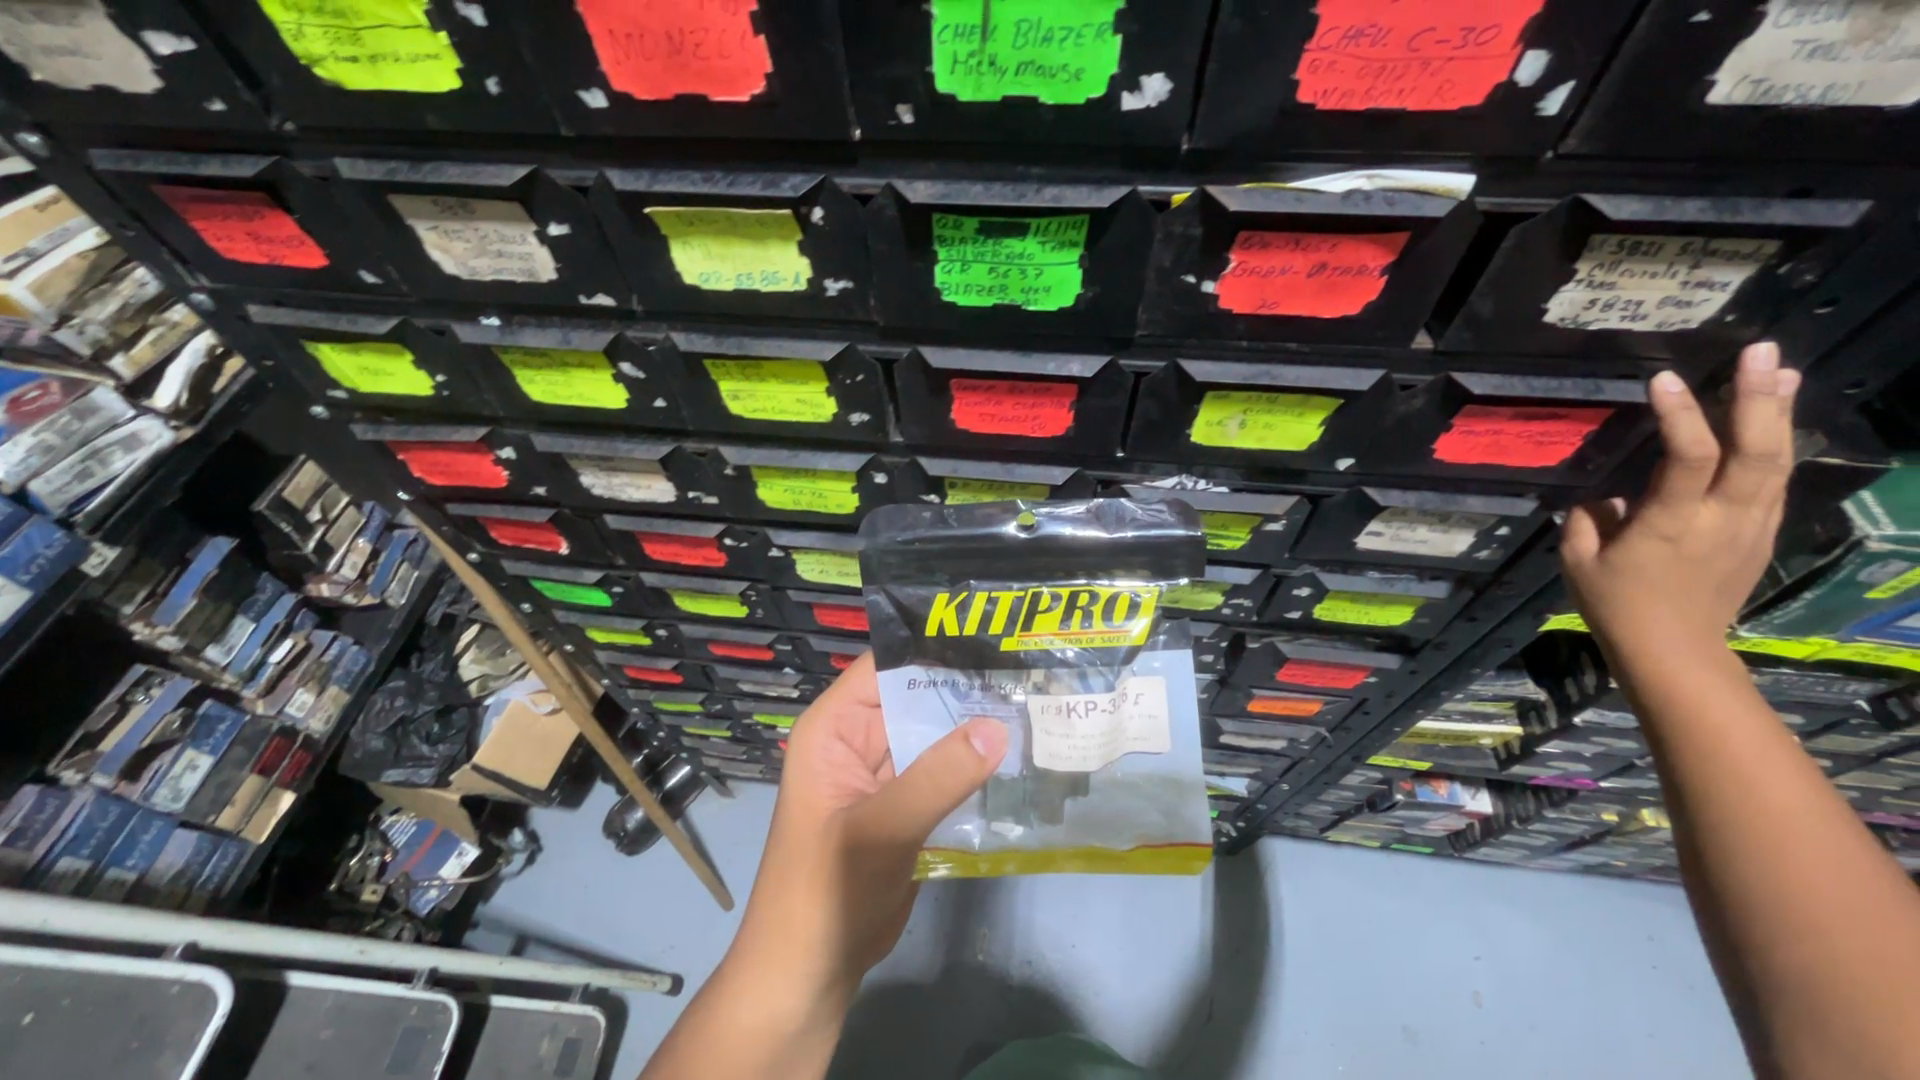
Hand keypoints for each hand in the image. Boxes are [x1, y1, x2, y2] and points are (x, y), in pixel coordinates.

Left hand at [732, 652, 1007, 1000]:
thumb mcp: (880, 828)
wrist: (810, 972)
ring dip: (976, 727)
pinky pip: (944, 774)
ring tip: (1037, 706)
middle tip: (1033, 673)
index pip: (887, 665)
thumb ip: (937, 777)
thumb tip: (999, 727)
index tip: (996, 639)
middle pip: (917, 697)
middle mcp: (859, 741)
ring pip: (935, 736)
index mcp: (835, 728)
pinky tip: (1020, 758)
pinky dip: (974, 768)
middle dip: (968, 688)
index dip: (936, 648)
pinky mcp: (906, 809)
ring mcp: (885, 776)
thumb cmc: (825, 891)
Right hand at [1562, 342, 1800, 652]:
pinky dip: (1777, 446)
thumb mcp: (1579, 562)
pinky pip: (1775, 481)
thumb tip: (1611, 497)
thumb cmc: (1616, 605)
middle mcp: (1722, 518)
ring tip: (1783, 372)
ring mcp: (1751, 526)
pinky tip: (1776, 423)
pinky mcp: (1762, 535)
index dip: (1680, 416)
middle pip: (1755, 450)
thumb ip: (1590, 519)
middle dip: (1759, 398)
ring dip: (1779, 413)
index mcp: (1672, 523)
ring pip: (1776, 461)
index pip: (1688, 458)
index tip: (1665, 379)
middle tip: (1761, 353)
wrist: (1674, 650)